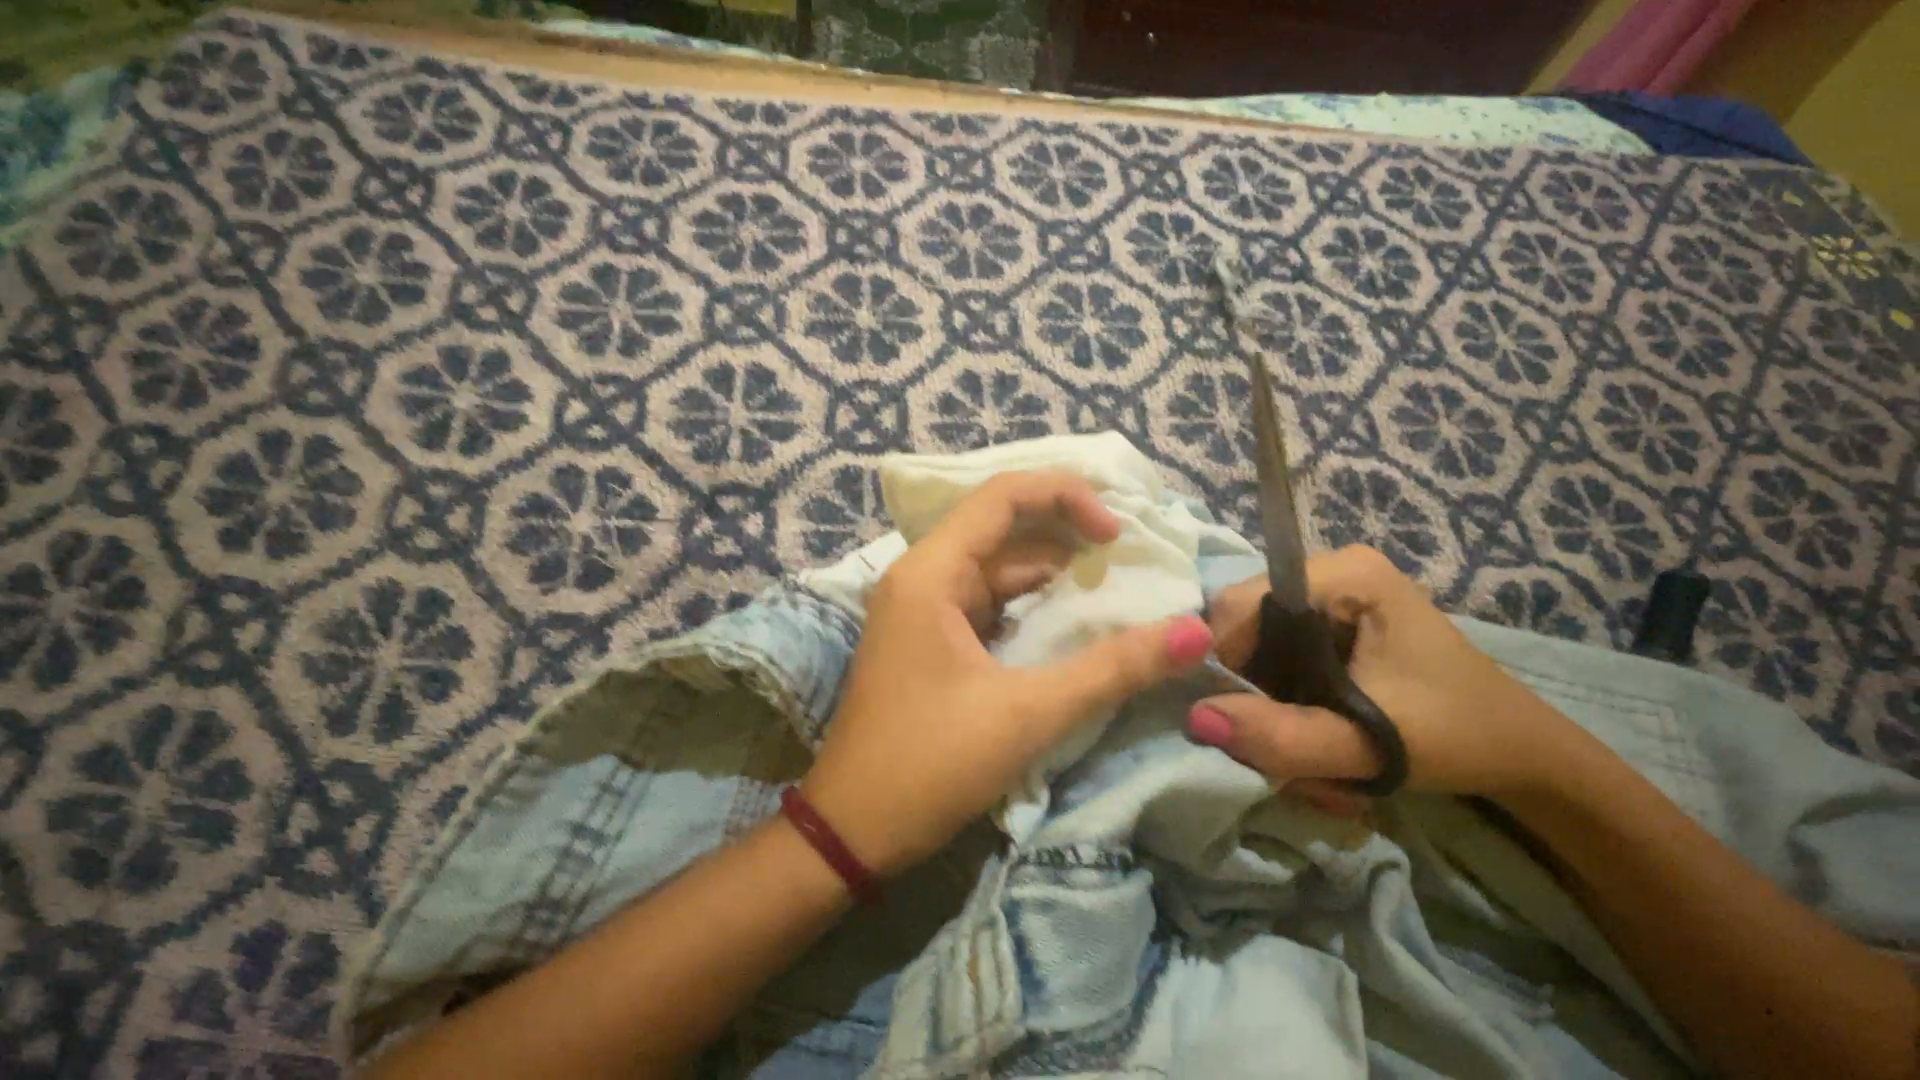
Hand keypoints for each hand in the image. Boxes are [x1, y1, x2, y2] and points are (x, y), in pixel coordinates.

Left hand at [800, 471, 1215, 876]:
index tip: (1116, 535)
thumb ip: (1114, 668)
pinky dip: (1030, 609)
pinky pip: (987, 606)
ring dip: (1052, 576)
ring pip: (995, 571)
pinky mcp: (928, 645)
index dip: (1066, 496)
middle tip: (1129, 559)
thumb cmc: (932, 762)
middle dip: (1066, 534)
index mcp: (930, 573)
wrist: (853, 831)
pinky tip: (1071, 626)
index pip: (1001, 496)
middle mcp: (921, 579)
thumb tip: (1197, 633)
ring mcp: (920, 613)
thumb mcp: (1030, 712)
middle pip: (1000, 528)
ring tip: (1114, 589)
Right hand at [1192, 545, 1588, 808]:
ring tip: (1302, 748)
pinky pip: (1277, 656)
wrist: (1518, 754)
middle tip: (1276, 747)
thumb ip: (1284, 736)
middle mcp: (1332, 570)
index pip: (1239, 603)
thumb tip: (1196, 718)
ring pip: (1256, 646)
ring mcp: (1333, 596)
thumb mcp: (1368, 745)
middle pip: (1244, 625)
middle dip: (1251, 691)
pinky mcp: (1335, 624)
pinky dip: (1283, 701)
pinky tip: (1312, 733)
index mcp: (1345, 573)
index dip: (1222, 661)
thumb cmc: (1455, 737)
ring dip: (1266, 703)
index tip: (1231, 722)